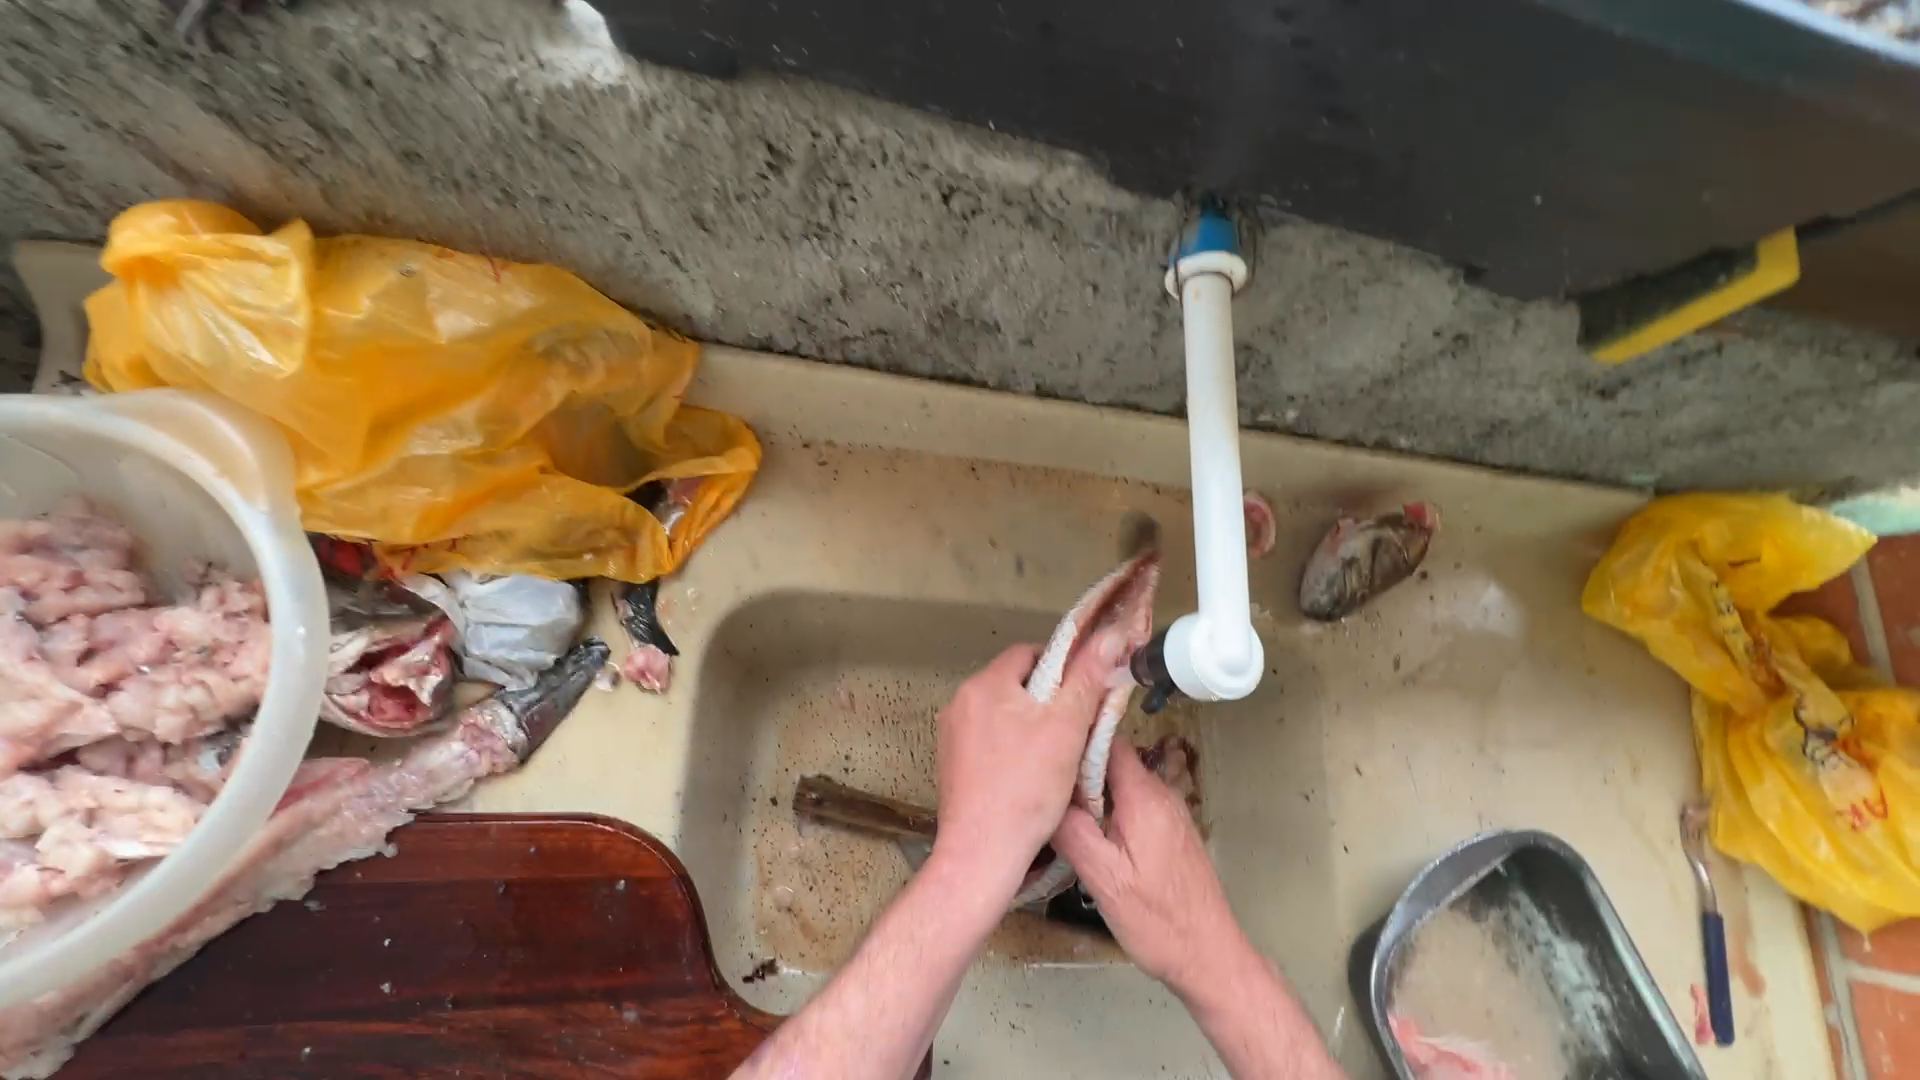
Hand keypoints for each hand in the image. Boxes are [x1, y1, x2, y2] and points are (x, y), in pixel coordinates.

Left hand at [931, 636, 1117, 896]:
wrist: (982, 851)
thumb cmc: (1026, 788)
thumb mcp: (1067, 728)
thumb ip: (1086, 679)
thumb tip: (1107, 639)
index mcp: (985, 684)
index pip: (1028, 653)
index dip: (1061, 666)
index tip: (1083, 690)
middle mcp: (960, 701)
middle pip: (1013, 682)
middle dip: (1046, 698)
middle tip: (1074, 725)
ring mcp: (951, 732)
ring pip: (1001, 711)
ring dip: (1028, 722)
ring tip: (1054, 752)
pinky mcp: (951, 760)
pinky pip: (986, 737)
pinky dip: (1009, 744)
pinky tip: (1027, 772)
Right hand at [1051, 741, 1245, 993]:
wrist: (1209, 956)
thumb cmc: (1157, 920)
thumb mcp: (1104, 879)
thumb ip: (1073, 831)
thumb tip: (1046, 797)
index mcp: (1144, 797)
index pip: (1108, 741)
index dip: (1076, 740)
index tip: (1046, 753)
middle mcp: (1161, 794)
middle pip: (1113, 760)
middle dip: (1079, 769)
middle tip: (1045, 789)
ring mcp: (1169, 812)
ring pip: (1122, 783)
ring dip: (1093, 792)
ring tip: (1061, 813)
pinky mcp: (1171, 831)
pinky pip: (1134, 803)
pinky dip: (1110, 809)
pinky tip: (1092, 835)